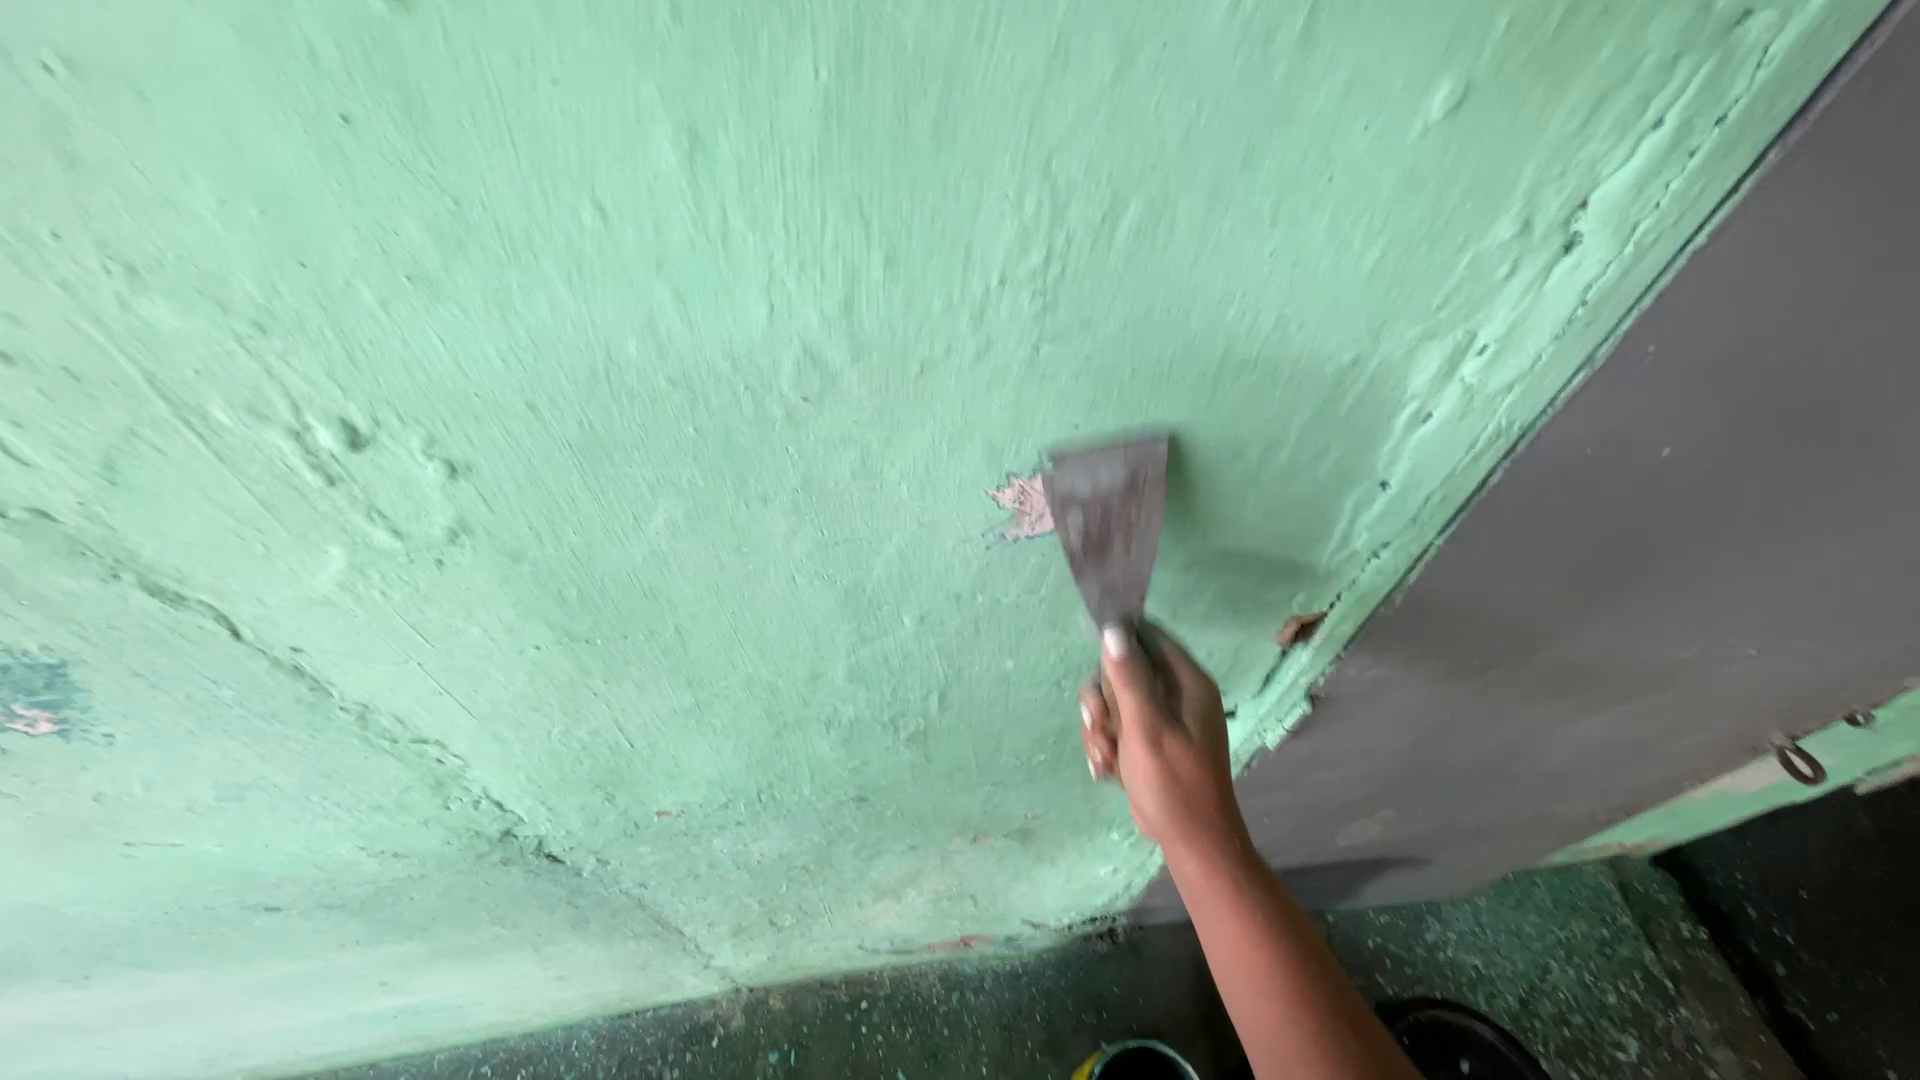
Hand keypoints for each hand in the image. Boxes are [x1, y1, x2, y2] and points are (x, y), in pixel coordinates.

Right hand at [1078, 621, 1244, 851]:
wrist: (1189, 840)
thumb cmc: (1173, 783)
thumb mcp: (1146, 727)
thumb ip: (1128, 677)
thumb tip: (1113, 629)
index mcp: (1187, 682)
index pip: (1148, 637)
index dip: (1119, 647)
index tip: (1100, 676)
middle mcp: (1176, 693)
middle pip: (1121, 670)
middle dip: (1103, 703)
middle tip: (1103, 730)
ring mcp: (1161, 718)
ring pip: (1112, 701)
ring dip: (1100, 729)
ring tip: (1106, 758)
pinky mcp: (1147, 739)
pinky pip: (1114, 725)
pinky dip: (1106, 745)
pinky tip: (1107, 769)